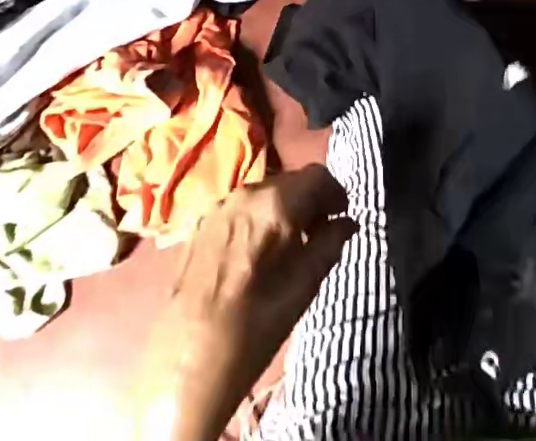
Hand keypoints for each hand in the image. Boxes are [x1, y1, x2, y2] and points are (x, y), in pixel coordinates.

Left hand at [133, 165, 357, 440]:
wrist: (189, 359)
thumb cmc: (257, 324)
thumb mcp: (305, 286)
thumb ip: (330, 244)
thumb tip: (346, 222)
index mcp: (276, 204)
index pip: (317, 175)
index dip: (335, 193)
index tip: (341, 216)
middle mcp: (246, 193)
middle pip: (289, 181)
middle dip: (309, 201)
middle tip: (319, 232)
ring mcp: (219, 206)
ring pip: (263, 193)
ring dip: (282, 208)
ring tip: (288, 245)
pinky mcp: (199, 223)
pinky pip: (239, 208)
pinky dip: (256, 218)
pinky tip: (256, 253)